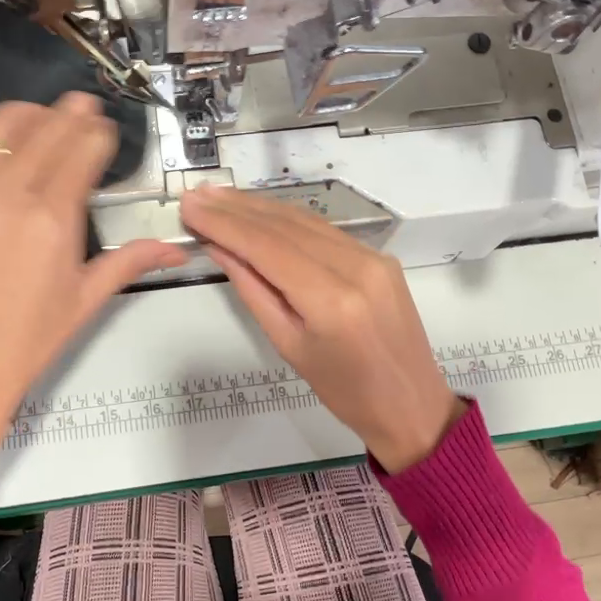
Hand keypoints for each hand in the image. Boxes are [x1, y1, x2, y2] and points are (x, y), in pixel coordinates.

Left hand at [0, 94, 185, 527]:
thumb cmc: (25, 344)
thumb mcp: (84, 302)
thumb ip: (129, 262)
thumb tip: (177, 250)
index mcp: (53, 218)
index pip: (81, 150)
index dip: (98, 133)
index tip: (106, 129)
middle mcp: (10, 194)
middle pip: (46, 131)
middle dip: (70, 114)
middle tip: (84, 105)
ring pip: (1, 129)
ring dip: (29, 113)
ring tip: (44, 113)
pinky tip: (3, 140)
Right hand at [178, 184, 462, 472]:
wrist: (410, 404)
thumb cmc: (344, 391)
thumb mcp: (289, 346)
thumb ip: (254, 291)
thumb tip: (221, 249)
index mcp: (332, 300)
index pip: (267, 247)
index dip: (225, 224)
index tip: (190, 207)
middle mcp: (356, 267)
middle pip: (285, 226)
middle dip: (236, 209)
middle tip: (196, 196)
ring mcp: (373, 258)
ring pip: (306, 222)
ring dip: (259, 208)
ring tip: (218, 198)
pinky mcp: (380, 257)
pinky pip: (325, 232)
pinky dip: (288, 221)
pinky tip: (260, 214)